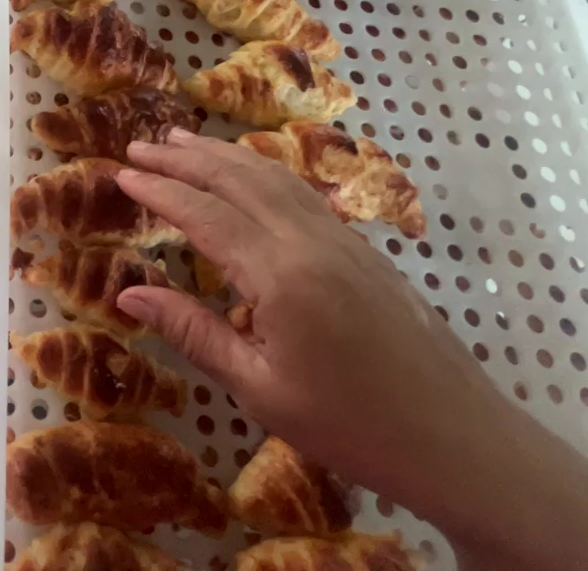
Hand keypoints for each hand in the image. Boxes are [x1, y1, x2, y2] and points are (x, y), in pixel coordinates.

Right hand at [114, 131, 587, 570]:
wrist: (467, 446)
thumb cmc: (354, 427)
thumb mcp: (260, 389)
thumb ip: (192, 331)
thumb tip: (127, 293)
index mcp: (281, 275)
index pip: (205, 215)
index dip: (159, 191)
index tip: (120, 175)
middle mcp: (311, 242)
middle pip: (238, 179)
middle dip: (184, 158)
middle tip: (139, 145)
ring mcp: (344, 240)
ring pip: (273, 177)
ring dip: (222, 154)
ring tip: (181, 140)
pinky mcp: (364, 250)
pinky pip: (301, 191)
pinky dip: (260, 169)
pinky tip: (248, 173)